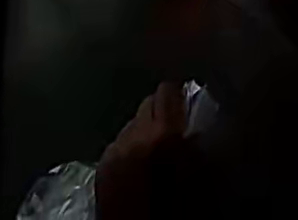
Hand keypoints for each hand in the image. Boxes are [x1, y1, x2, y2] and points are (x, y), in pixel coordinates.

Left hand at [95, 81, 186, 219]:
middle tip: (182, 133)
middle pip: (150, 102)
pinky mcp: (101, 166)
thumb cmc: (163, 217)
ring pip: (136, 120)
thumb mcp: (190, 184)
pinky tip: (143, 167)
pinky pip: (123, 139)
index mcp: (155, 137)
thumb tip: (196, 129)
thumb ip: (194, 150)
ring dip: (149, 129)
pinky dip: (134, 144)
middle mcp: (128, 136)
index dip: (183, 96)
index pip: (168, 90)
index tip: (194, 108)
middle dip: (165, 113)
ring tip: (161, 153)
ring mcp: (111, 150)